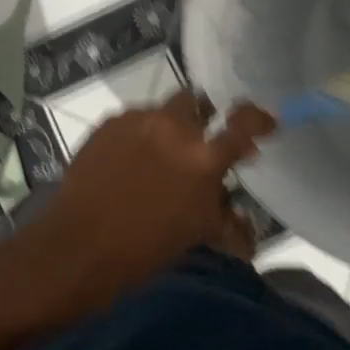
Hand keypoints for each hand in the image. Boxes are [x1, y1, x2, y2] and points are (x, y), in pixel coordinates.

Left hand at [5, 92, 276, 319]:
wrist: (82, 243)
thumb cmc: (147, 247)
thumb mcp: (197, 231)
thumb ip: (224, 214)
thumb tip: (238, 214)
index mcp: (202, 158)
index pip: (243, 124)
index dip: (258, 119)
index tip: (267, 122)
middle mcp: (170, 128)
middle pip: (195, 102)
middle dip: (201, 117)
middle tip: (199, 140)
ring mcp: (134, 121)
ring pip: (160, 111)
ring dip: (166, 129)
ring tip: (158, 158)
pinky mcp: (106, 124)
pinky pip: (131, 122)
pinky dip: (138, 136)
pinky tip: (129, 163)